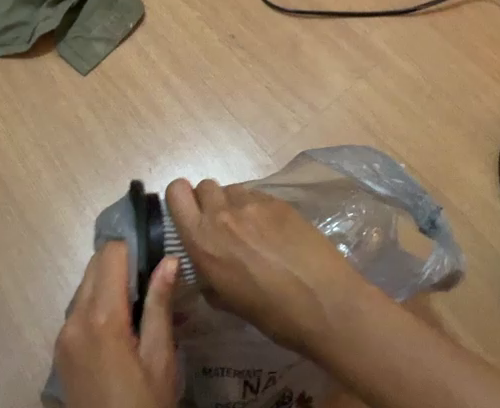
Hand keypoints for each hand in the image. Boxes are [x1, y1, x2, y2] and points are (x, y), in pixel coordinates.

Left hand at [54, 241, 180, 407]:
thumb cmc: (145, 405)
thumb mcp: (160, 359)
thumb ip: (159, 305)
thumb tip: (169, 259)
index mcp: (101, 318)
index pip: (111, 255)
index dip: (133, 247)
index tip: (155, 253)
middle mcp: (75, 319)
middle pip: (95, 266)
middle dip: (121, 262)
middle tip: (151, 277)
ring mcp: (63, 336)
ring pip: (85, 286)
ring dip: (108, 283)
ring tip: (139, 302)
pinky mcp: (60, 351)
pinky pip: (78, 310)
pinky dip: (97, 304)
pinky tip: (120, 324)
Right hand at [164, 179, 370, 354]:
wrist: (323, 302)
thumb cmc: (271, 314)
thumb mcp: (226, 301)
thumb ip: (207, 274)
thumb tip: (206, 266)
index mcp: (202, 240)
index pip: (175, 192)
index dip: (180, 199)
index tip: (189, 215)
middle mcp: (222, 214)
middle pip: (204, 186)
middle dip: (208, 202)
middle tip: (222, 227)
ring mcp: (253, 203)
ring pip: (232, 189)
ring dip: (233, 205)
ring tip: (251, 231)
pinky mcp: (279, 201)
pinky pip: (257, 196)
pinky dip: (258, 209)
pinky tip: (274, 233)